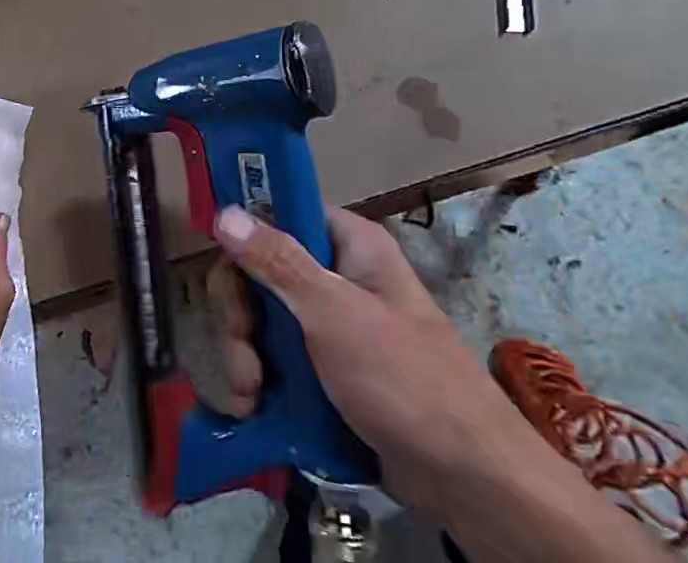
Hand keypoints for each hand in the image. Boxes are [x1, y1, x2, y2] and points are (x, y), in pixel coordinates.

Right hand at [210, 207, 669, 561]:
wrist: (463, 475)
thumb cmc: (402, 378)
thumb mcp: (334, 313)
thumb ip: (277, 262)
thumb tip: (225, 212)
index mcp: (351, 245)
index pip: (284, 215)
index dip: (249, 236)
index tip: (224, 268)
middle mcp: (340, 278)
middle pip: (263, 274)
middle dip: (243, 318)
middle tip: (245, 353)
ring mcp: (332, 328)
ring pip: (265, 323)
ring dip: (247, 358)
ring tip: (252, 396)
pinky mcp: (327, 373)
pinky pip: (278, 362)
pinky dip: (261, 384)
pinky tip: (255, 411)